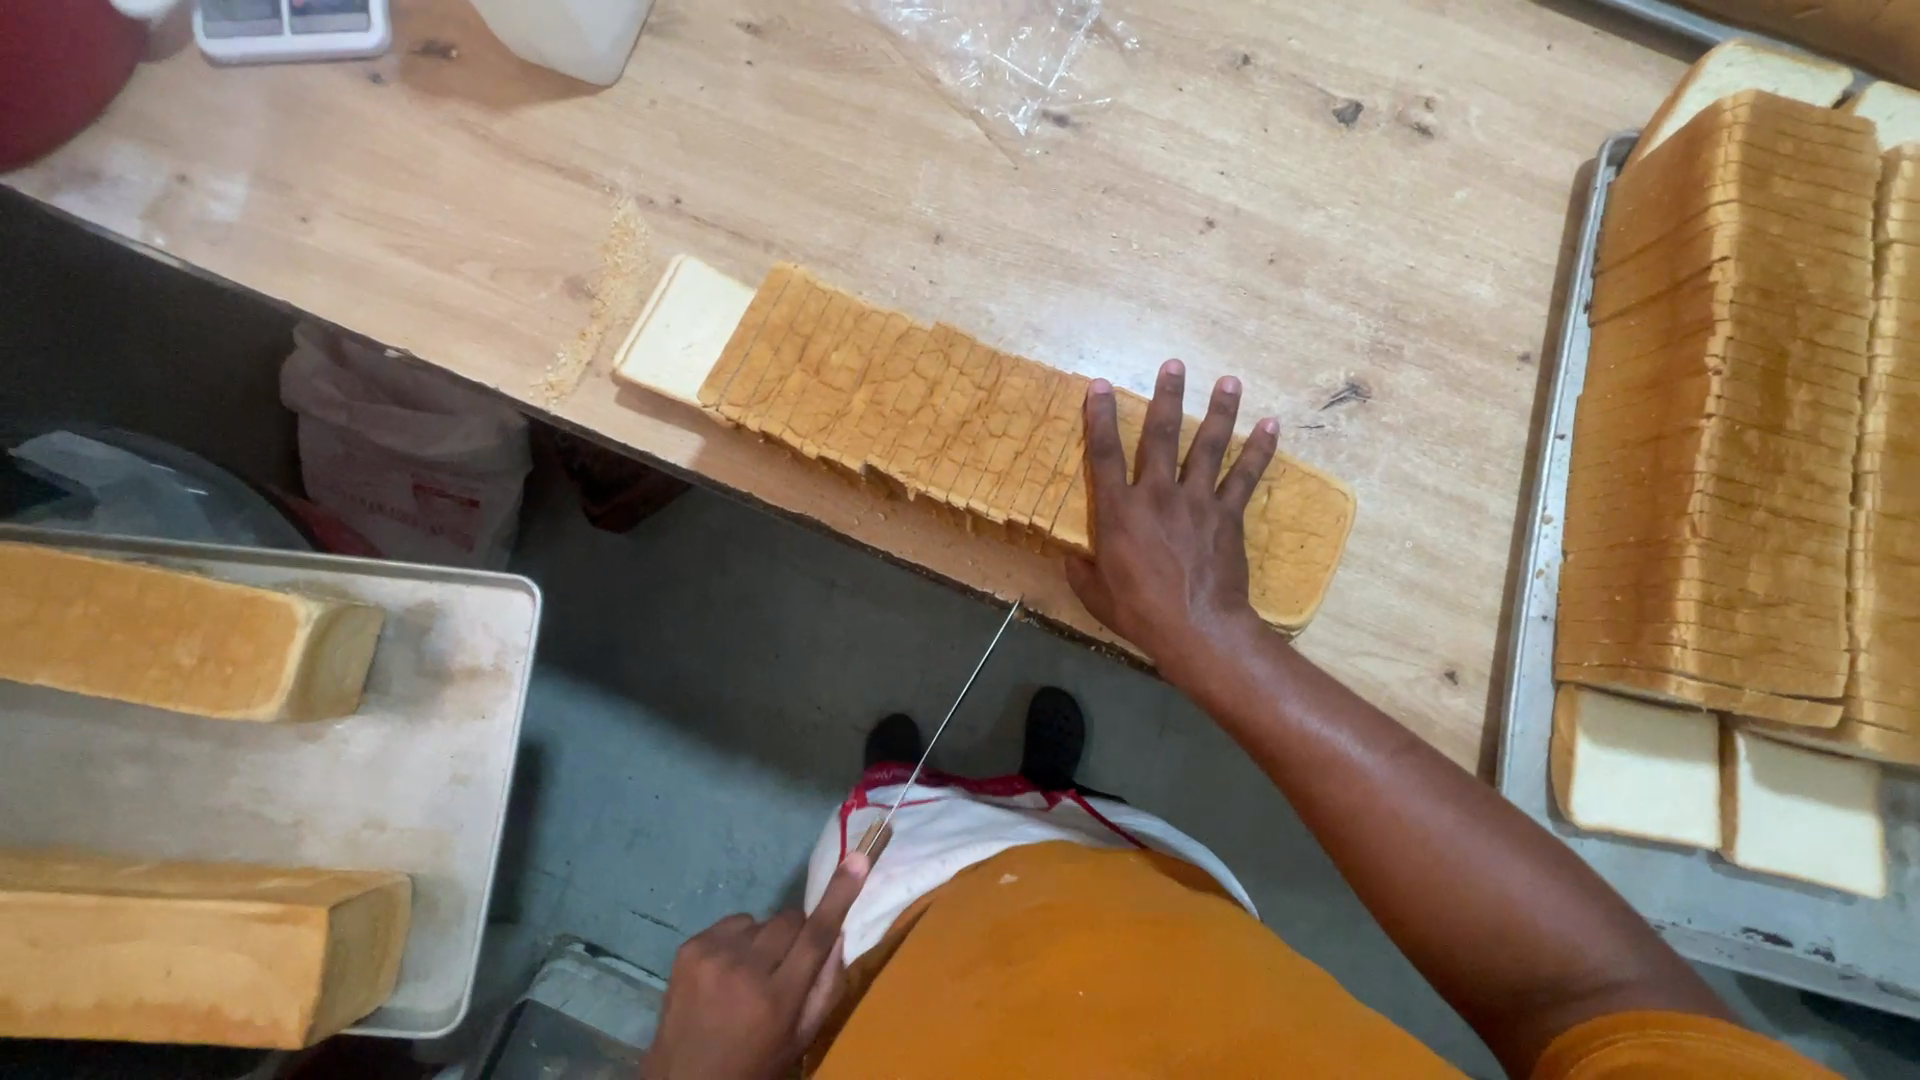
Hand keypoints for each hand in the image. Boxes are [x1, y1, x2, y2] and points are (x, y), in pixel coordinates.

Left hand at [643, 854, 870, 1079]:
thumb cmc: (754, 1064)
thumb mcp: (800, 1038)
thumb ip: (827, 987)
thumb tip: (841, 932)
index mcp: (778, 998)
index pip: (817, 934)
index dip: (840, 894)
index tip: (857, 859)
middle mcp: (746, 969)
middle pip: (790, 920)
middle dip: (795, 936)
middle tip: (784, 968)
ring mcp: (714, 955)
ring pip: (762, 920)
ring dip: (763, 940)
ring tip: (749, 975)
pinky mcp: (690, 947)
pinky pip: (733, 923)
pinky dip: (737, 941)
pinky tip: (726, 972)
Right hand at [1065, 359, 1278, 680]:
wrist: (1196, 627)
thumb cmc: (1139, 611)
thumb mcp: (1094, 594)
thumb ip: (1080, 570)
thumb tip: (1071, 558)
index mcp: (1118, 512)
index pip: (1104, 454)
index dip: (1099, 418)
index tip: (1100, 385)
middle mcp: (1156, 495)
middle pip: (1160, 435)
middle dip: (1166, 397)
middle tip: (1174, 365)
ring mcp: (1196, 501)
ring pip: (1207, 446)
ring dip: (1219, 411)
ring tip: (1229, 380)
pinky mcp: (1227, 515)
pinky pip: (1245, 477)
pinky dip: (1259, 451)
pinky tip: (1271, 426)